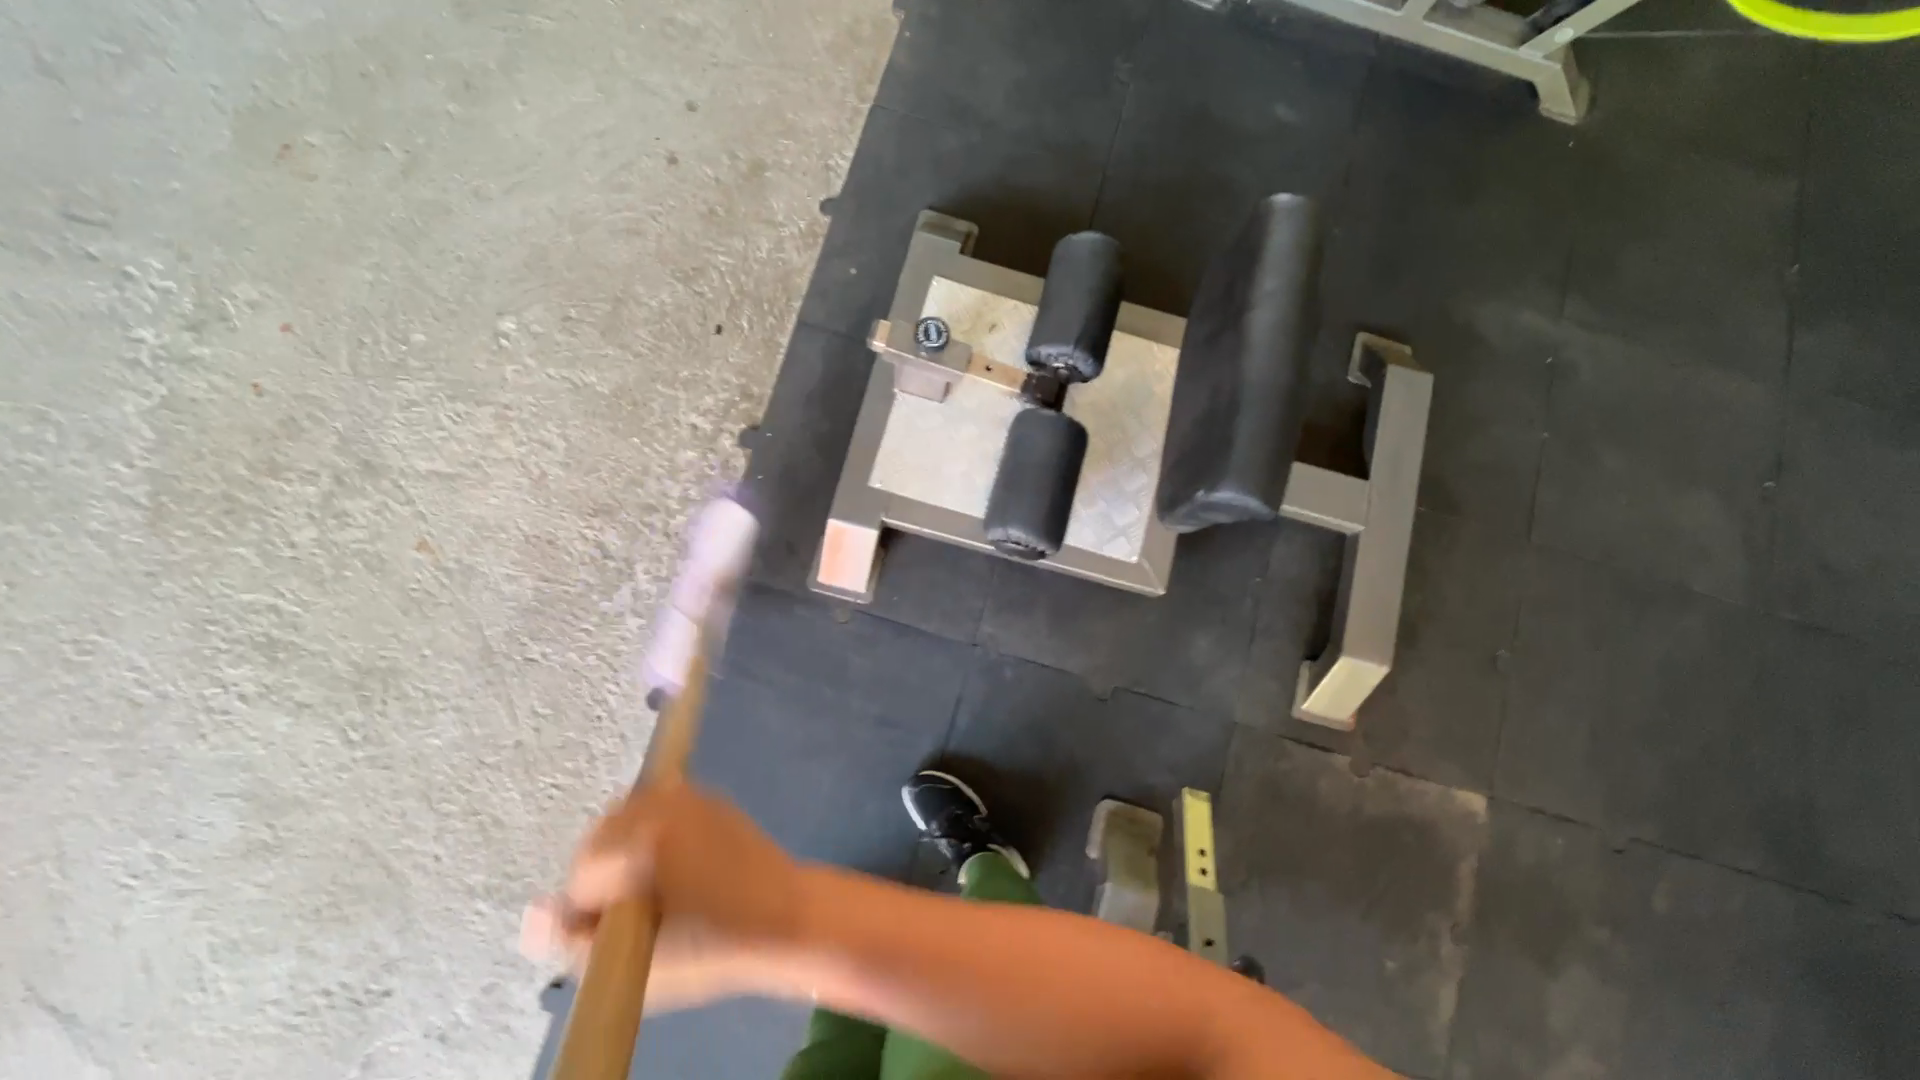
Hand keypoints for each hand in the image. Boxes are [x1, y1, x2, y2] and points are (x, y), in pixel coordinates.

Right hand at [521, 781, 806, 1011]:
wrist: (785, 917)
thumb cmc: (711, 946)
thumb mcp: (635, 960)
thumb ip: (572, 940)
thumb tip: (531, 913)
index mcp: (642, 840)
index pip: (581, 874)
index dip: (590, 911)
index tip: (619, 932)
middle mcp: (661, 803)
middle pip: (598, 839)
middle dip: (603, 875)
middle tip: (635, 914)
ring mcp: (686, 794)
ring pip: (623, 820)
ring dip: (624, 852)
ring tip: (654, 890)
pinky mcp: (707, 796)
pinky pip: (655, 810)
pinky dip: (651, 834)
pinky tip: (675, 866)